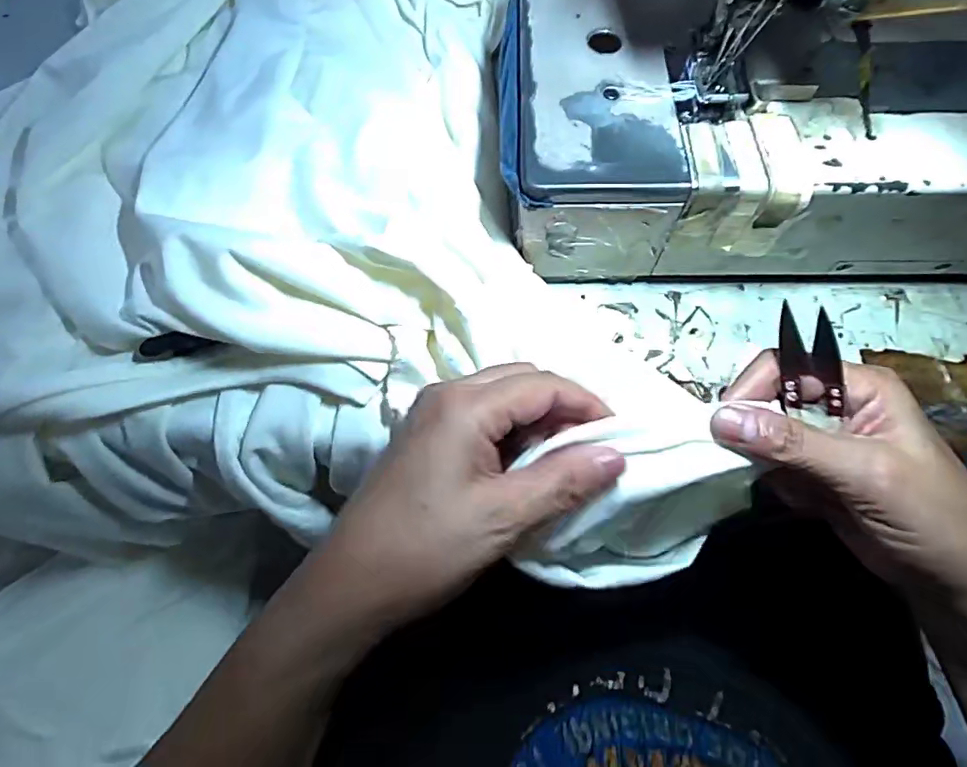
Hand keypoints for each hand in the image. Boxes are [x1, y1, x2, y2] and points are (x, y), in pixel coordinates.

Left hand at [296, 363, 625, 636]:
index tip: (618, 437)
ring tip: (564, 459)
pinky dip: (514, 430)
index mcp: (464, 404)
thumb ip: (563, 480)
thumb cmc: (426, 549)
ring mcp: (433, 411)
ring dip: (539, 419)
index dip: (586, 405)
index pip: (542, 384)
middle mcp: (448, 392)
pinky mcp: (428, 432)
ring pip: (504, 395)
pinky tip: (525, 465)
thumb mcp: (503, 518)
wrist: (349, 587)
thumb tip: (617, 455)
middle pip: (523, 380)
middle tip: (592, 448)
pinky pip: (484, 414)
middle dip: (564, 408)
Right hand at [712, 351, 966, 606]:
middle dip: (756, 428)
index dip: (754, 387)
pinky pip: (777, 467)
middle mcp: (840, 405)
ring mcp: (827, 443)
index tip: (723, 421)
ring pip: (769, 434)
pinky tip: (808, 505)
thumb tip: (722, 417)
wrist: (962, 589)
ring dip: (767, 461)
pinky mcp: (818, 476)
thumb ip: (793, 443)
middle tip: (745, 459)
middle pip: (772, 398)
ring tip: (799, 491)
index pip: (788, 366)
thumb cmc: (931, 516)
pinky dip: (779, 485)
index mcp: (859, 386)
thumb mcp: (864, 472)